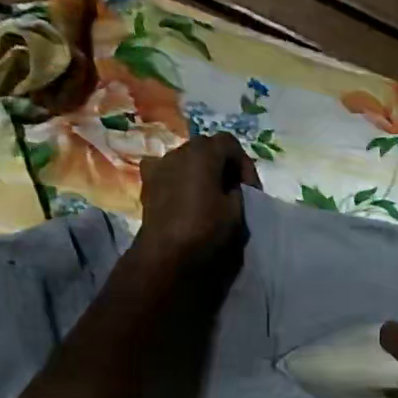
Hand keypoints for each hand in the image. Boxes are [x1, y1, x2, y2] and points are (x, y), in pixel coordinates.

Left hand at [135, 134, 260, 265]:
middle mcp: (178, 151)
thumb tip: (230, 186)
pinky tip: (184, 194)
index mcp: (203, 153)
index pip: (230, 143)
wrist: (166, 254)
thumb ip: (237, 189)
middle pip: (207, 147)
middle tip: (234, 189)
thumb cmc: (206, 229)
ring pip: (187, 158)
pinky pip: (168, 170)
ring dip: (202, 170)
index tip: (250, 189)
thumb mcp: (236, 210)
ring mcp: (159, 165)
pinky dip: (179, 177)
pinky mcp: (148, 182)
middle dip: (223, 164)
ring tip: (210, 194)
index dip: (244, 164)